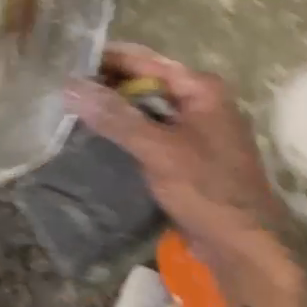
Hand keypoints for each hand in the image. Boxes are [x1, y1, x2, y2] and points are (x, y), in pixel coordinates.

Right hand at [65, 43, 294, 282]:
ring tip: (70, 108)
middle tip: (62, 87)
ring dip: (114, 109)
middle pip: (144, 82)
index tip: (65, 61)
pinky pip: (150, 132)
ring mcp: (195, 129)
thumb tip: (69, 85)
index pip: (144, 61)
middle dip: (106, 84)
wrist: (245, 248)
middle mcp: (200, 101)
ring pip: (145, 109)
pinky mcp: (187, 155)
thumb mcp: (158, 150)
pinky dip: (126, 131)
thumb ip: (115, 116)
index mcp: (201, 88)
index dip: (105, 59)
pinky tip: (96, 136)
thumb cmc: (207, 190)